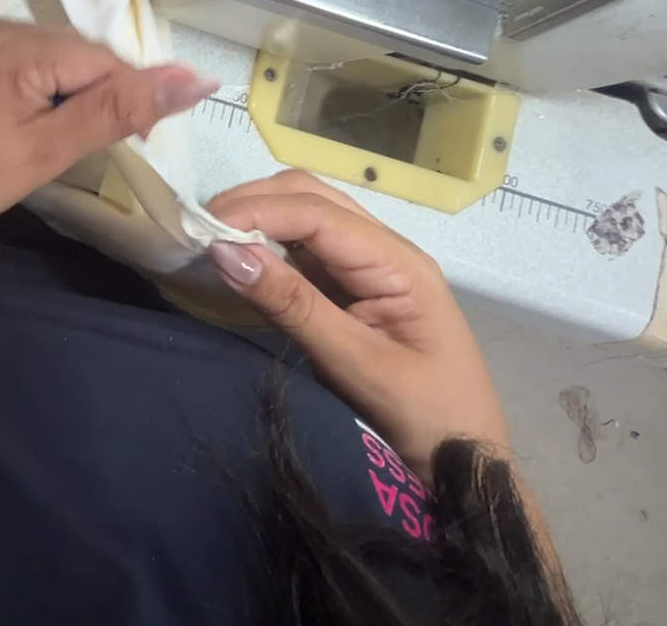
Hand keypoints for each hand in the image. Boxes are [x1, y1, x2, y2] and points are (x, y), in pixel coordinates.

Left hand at [0, 14, 217, 256]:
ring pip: (45, 49)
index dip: (123, 99)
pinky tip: (12, 115)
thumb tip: (196, 79)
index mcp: (9, 45)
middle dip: (87, 91)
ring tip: (37, 134)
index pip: (100, 58)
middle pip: (72, 49)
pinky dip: (28, 78)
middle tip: (68, 144)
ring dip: (59, 85)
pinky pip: (13, 50)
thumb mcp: (46, 152)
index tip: (127, 143)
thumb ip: (119, 111)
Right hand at [203, 170, 509, 477]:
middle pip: (308, 195)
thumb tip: (224, 251)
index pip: (315, 212)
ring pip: (302, 211)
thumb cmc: (423, 419)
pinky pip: (299, 243)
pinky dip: (263, 239)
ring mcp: (365, 265)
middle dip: (251, 202)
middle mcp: (382, 249)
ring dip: (255, 215)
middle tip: (200, 231)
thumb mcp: (355, 365)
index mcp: (397, 263)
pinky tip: (239, 257)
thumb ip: (290, 304)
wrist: (466, 470)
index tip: (203, 232)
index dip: (255, 211)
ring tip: (212, 240)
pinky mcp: (347, 284)